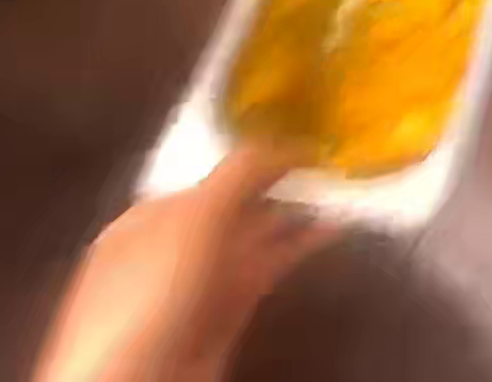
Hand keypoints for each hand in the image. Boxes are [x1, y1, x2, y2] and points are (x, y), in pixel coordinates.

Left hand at [33, 148, 338, 381]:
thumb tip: (293, 136)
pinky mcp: (234, 302)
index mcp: (151, 217)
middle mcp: (176, 242)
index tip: (308, 134)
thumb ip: (243, 168)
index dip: (260, 153)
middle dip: (288, 180)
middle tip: (338, 156)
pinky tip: (341, 222)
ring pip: (264, 229)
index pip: (214, 171)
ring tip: (349, 183)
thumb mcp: (198, 214)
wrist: (143, 381)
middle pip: (243, 199)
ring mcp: (204, 276)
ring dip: (304, 208)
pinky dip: (308, 240)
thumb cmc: (157, 288)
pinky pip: (277, 260)